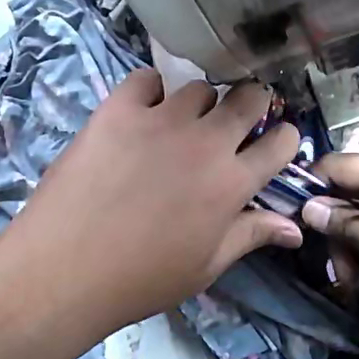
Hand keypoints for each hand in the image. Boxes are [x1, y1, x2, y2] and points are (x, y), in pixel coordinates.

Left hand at [0, 72, 301, 337]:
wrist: (62, 272)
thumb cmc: (142, 279)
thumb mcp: (207, 265)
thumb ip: (253, 235)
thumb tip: (296, 228)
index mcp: (233, 182)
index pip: (282, 141)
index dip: (285, 139)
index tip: (274, 144)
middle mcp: (206, 142)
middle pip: (249, 98)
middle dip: (253, 104)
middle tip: (236, 122)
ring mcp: (161, 120)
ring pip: (200, 88)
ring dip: (201, 104)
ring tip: (182, 124)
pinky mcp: (118, 110)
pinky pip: (147, 79)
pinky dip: (151, 90)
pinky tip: (144, 111)